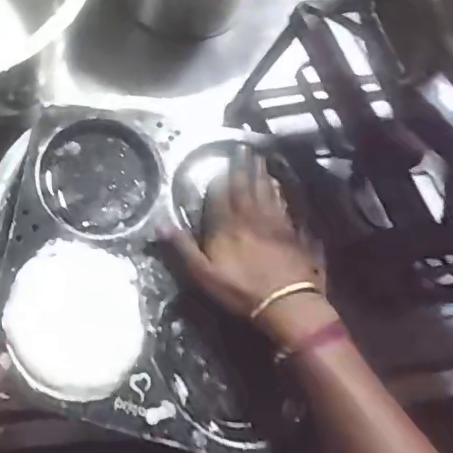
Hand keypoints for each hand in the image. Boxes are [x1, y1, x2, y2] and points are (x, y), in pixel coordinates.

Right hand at [168, 154, 332, 347]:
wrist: (287, 304)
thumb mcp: (202, 273)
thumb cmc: (240, 289)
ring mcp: (274, 224)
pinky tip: (279, 188)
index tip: (222, 160)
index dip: (221, 176)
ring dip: (262, 175)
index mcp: (227, 225)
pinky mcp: (292, 234)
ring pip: (266, 192)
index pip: (222, 194)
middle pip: (246, 186)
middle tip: (245, 149)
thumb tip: (160, 223)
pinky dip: (279, 194)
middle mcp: (250, 217)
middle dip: (243, 167)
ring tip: (260, 161)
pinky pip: (283, 206)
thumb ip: (182, 247)